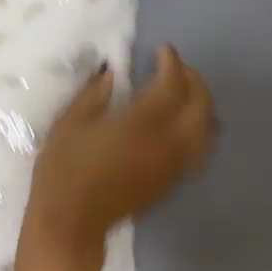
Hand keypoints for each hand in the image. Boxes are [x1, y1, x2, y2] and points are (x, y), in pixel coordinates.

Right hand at [24, 46, 216, 254]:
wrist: (72, 220)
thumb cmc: (63, 170)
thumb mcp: (67, 126)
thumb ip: (92, 97)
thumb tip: (111, 74)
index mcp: (140, 124)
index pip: (171, 85)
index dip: (172, 64)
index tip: (162, 50)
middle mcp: (168, 142)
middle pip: (200, 104)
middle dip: (194, 80)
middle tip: (175, 68)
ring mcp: (174, 164)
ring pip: (208, 128)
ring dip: (202, 104)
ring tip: (185, 93)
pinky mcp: (172, 180)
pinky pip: (201, 148)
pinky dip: (200, 128)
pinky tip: (184, 124)